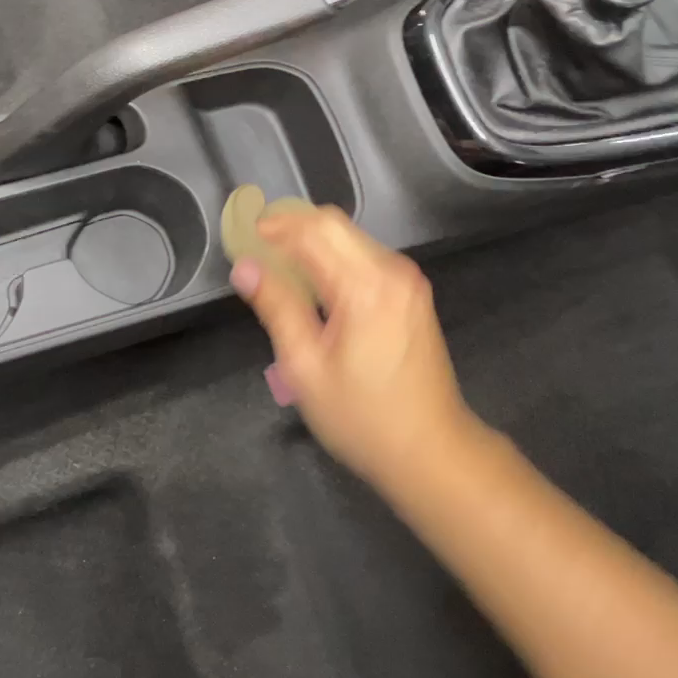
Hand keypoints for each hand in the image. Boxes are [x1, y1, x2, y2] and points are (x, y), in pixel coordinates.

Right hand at [230, 206, 481, 489]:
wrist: (433, 452)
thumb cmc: (363, 418)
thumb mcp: (306, 368)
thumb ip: (277, 308)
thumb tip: (245, 267)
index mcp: (365, 286)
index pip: (315, 229)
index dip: (275, 225)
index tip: (244, 236)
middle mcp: (392, 271)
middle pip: (335, 225)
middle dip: (292, 228)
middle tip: (256, 248)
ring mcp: (408, 281)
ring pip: (351, 238)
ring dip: (313, 242)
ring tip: (277, 267)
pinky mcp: (413, 294)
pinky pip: (366, 257)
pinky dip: (334, 258)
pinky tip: (313, 284)